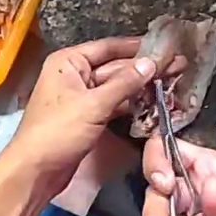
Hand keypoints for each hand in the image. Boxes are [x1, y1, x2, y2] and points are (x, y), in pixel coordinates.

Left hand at [0, 36, 175, 198]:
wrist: (35, 170)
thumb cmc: (58, 131)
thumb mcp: (93, 105)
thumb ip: (124, 83)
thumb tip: (150, 62)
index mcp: (69, 62)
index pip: (109, 47)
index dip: (138, 47)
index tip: (166, 45)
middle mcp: (74, 74)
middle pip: (115, 67)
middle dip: (145, 68)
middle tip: (179, 65)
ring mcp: (81, 96)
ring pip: (117, 87)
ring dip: (142, 86)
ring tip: (173, 82)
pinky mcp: (87, 117)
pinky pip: (113, 104)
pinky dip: (132, 104)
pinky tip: (154, 102)